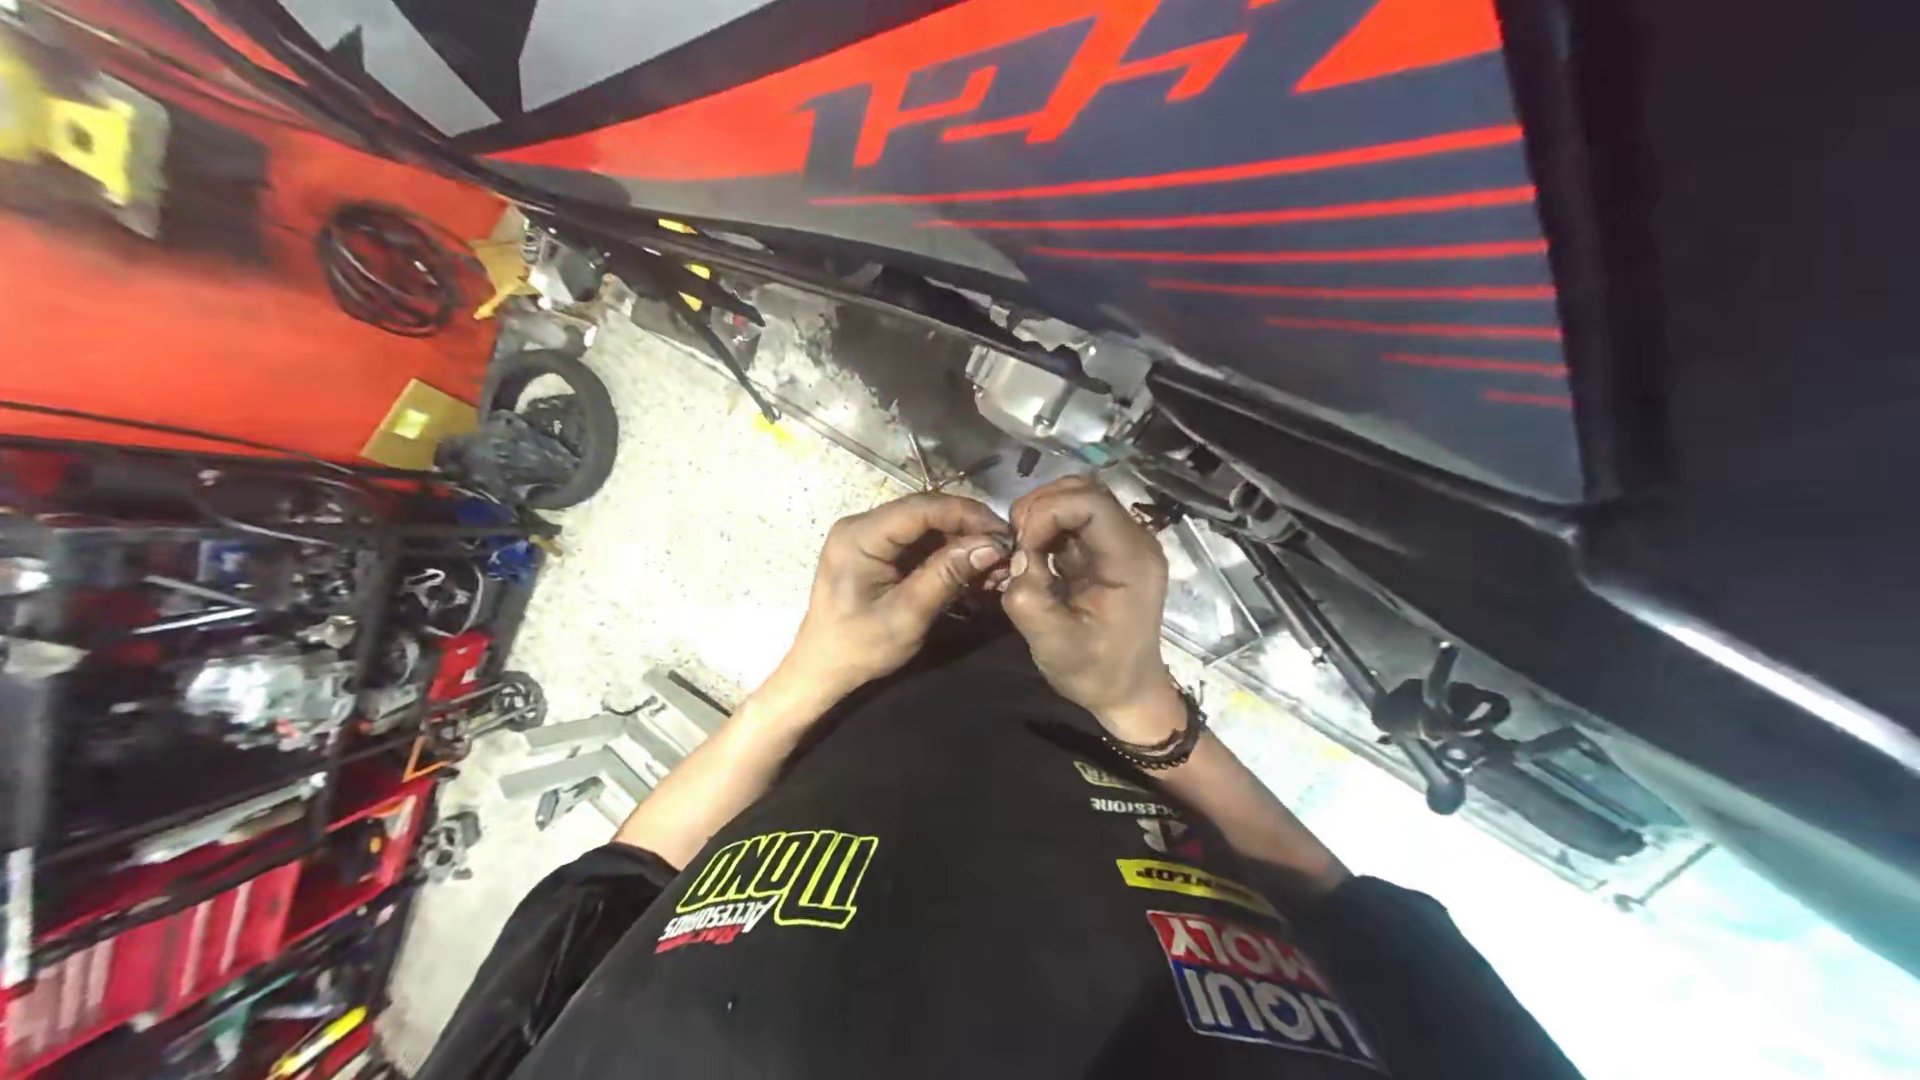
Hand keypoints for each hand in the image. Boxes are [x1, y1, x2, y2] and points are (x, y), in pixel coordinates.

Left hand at [774, 492, 1009, 705]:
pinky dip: (946, 553)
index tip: (1003, 534)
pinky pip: (918, 541)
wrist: (823, 669)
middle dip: (968, 528)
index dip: (967, 515)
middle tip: (1004, 551)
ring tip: (992, 564)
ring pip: (926, 525)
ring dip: (961, 541)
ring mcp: (868, 536)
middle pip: (926, 511)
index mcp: (859, 536)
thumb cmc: (860, 647)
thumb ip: (946, 576)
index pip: (921, 508)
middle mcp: (861, 525)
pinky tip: (970, 570)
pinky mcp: (877, 550)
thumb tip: (990, 547)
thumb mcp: (907, 615)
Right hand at [1000, 475, 1181, 742]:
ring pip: (1075, 498)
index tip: (1023, 547)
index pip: (1089, 502)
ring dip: (1040, 515)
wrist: (1125, 691)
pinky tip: (1033, 554)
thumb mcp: (1054, 644)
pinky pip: (1072, 518)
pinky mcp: (1105, 548)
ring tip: (1023, 550)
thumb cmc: (1096, 672)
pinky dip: (1045, 527)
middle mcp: (1133, 540)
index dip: (1047, 513)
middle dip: (1040, 509)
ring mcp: (1120, 542)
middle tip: (1017, 545)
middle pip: (1083, 490)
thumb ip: (1029, 597)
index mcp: (1131, 559)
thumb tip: (1016, 557)